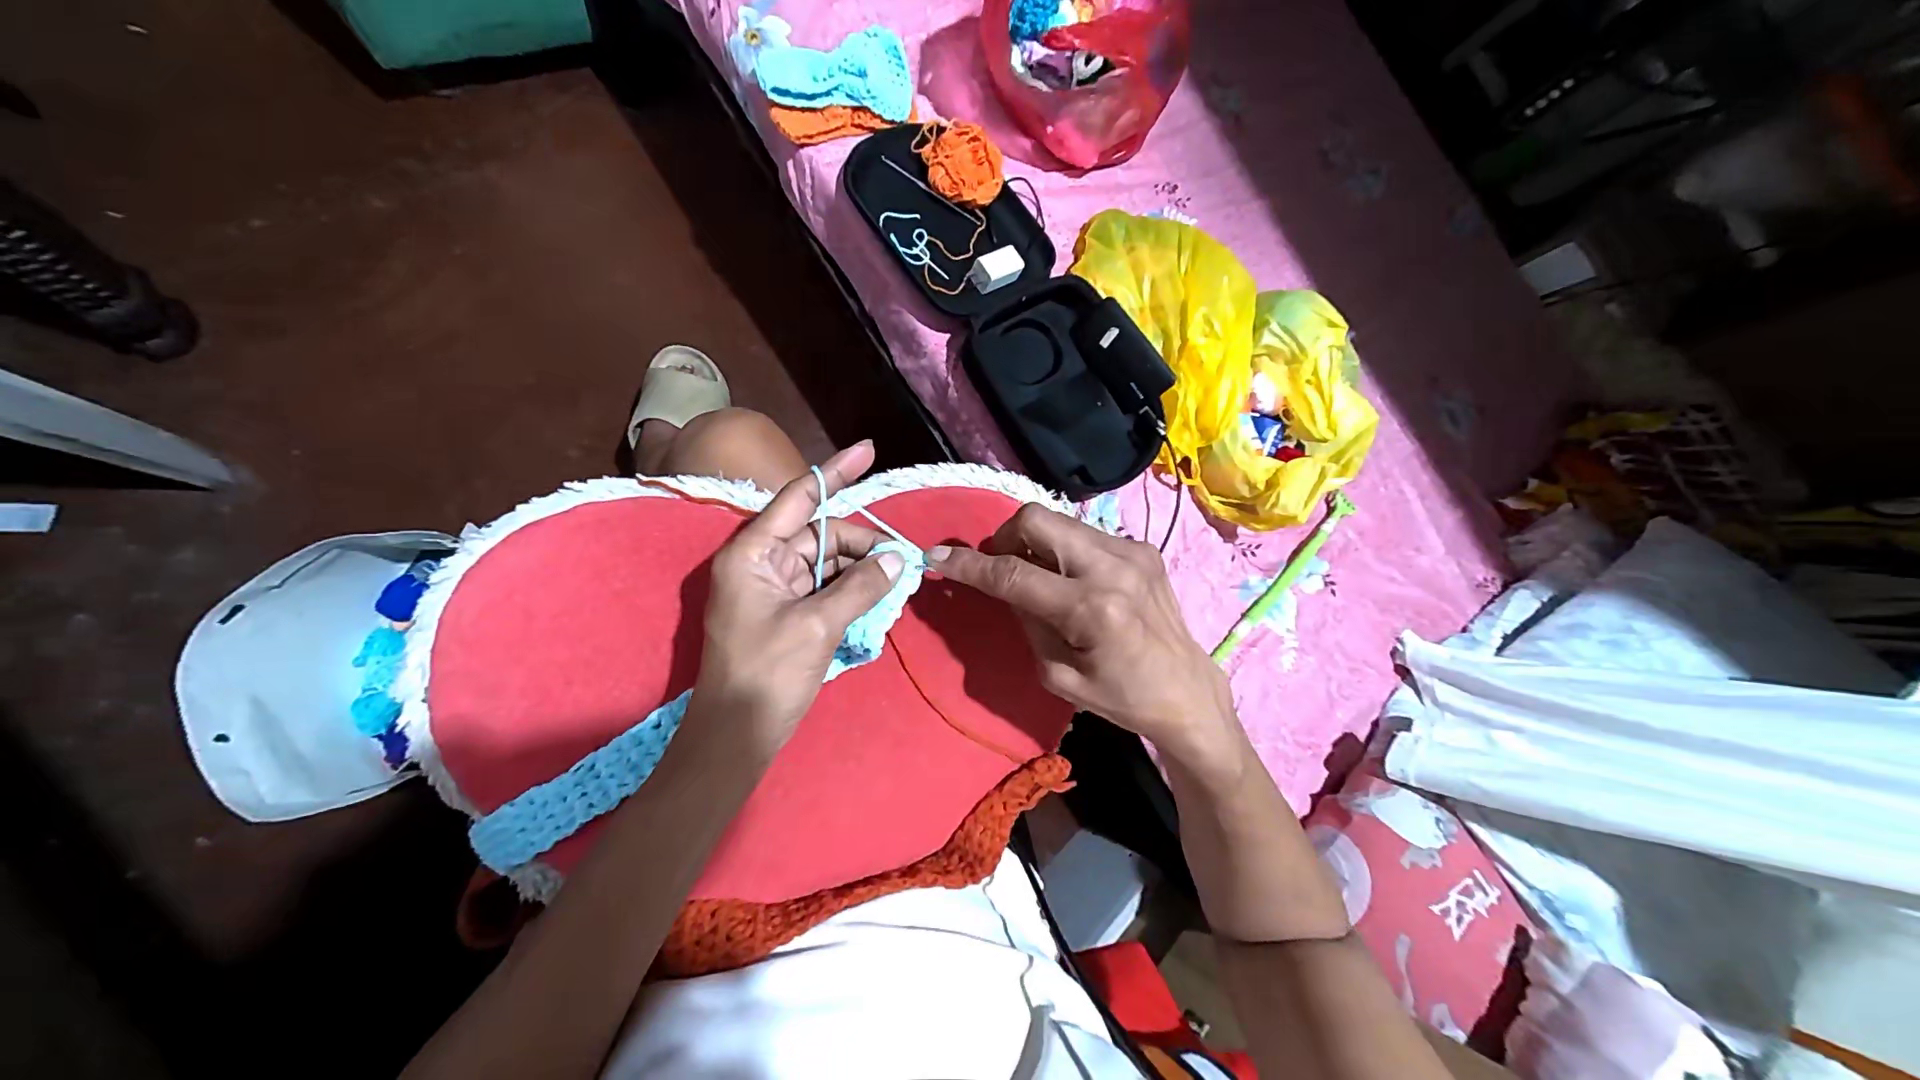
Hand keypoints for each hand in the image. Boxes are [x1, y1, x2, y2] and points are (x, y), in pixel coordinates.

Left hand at [696, 441, 905, 743]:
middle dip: (861, 540)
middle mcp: (761, 562)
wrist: (737, 735)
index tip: (869, 449)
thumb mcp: (817, 626)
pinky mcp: (786, 611)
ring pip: (826, 560)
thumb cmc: (767, 675)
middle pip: (820, 532)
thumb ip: (859, 587)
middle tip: (900, 558)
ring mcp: (774, 588)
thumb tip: (895, 560)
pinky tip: (878, 592)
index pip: (799, 498)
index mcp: (753, 554)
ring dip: (860, 567)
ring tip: (895, 578)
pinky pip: (824, 586)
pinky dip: (851, 587)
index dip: (836, 472)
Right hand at [928, 504, 1239, 769]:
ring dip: (1034, 542)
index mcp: (1091, 610)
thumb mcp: (1057, 674)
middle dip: (1004, 537)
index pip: (1013, 573)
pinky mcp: (1143, 548)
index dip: (969, 564)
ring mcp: (1132, 551)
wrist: (1188, 692)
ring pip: (1059, 520)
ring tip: (1038, 576)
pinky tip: (1073, 580)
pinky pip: (1084, 533)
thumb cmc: (1121, 697)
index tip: (937, 555)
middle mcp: (1113, 567)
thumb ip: (1026, 620)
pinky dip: (1063, 549)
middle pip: (1035, 518)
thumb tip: (1004, 582)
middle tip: (1001, 566)